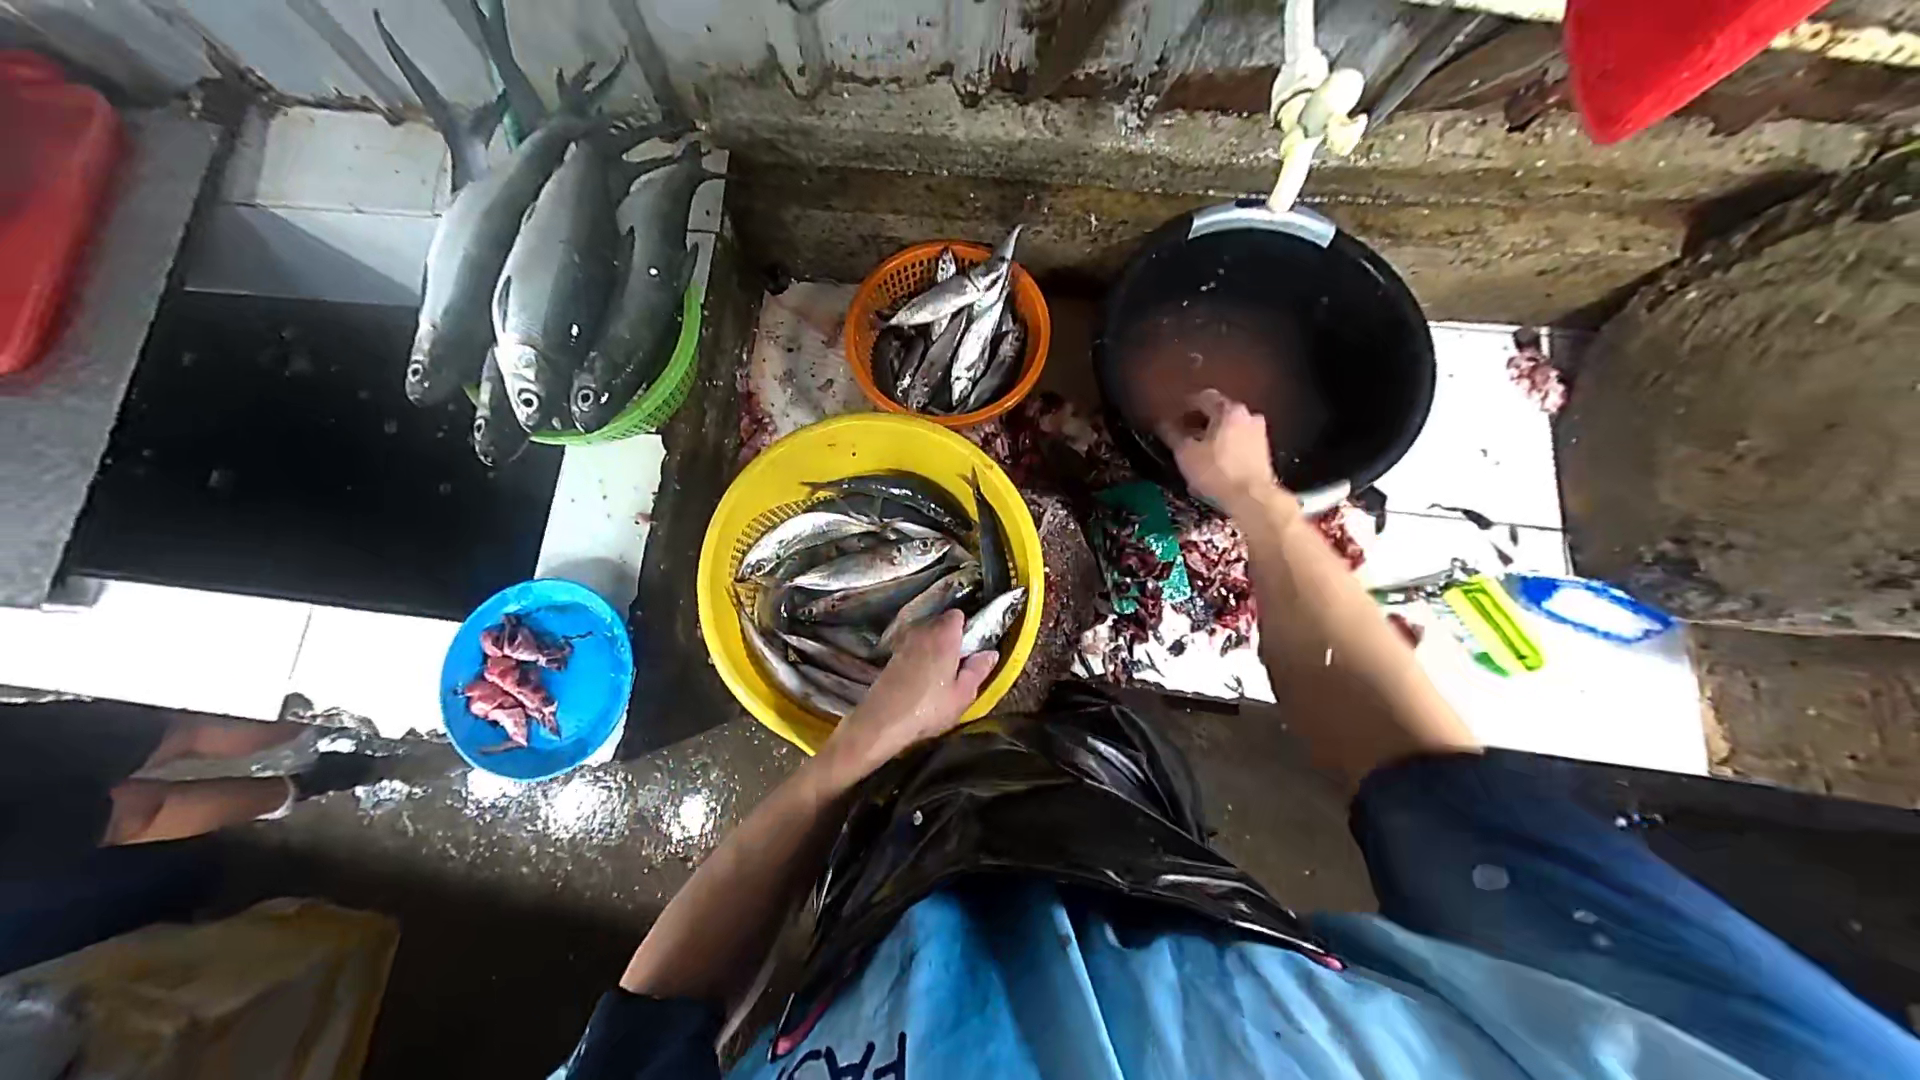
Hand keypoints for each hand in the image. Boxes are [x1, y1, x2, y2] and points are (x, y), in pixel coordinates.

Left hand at [815, 610, 995, 787]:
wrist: (882, 721)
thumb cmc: (928, 708)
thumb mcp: (963, 694)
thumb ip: (979, 670)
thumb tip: (991, 653)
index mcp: (943, 636)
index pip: (958, 615)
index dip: (967, 628)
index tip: (973, 648)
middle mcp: (922, 632)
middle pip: (942, 625)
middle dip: (953, 639)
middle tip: (961, 666)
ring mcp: (904, 643)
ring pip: (927, 637)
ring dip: (936, 650)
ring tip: (942, 677)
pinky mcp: (892, 656)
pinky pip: (914, 649)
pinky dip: (921, 658)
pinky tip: (923, 682)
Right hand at [1156, 391, 1292, 517]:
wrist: (1252, 499)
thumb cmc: (1217, 473)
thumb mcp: (1185, 453)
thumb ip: (1172, 434)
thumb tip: (1163, 425)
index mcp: (1228, 411)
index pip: (1203, 397)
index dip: (1184, 406)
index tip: (1174, 415)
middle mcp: (1248, 417)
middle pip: (1218, 413)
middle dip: (1199, 423)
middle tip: (1183, 434)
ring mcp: (1259, 435)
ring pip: (1230, 429)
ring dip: (1213, 436)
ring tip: (1197, 452)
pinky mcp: (1263, 453)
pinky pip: (1239, 444)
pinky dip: (1225, 449)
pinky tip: (1214, 465)